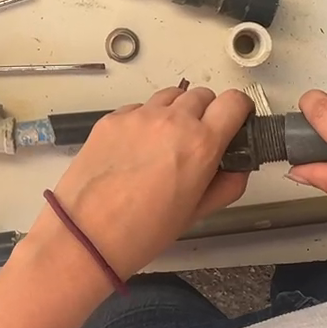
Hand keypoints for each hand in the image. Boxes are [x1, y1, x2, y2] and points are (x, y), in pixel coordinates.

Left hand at [40, 86, 253, 274]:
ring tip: (166, 142)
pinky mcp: (112, 118)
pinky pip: (139, 108)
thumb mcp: (198, 213)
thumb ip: (227, 184)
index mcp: (200, 143)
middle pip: (202, 94)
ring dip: (176, 111)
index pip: (233, 101)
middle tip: (199, 138)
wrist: (88, 233)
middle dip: (207, 112)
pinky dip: (145, 120)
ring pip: (170, 96)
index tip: (235, 120)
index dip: (238, 109)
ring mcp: (139, 115)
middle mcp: (171, 121)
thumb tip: (238, 166)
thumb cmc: (143, 231)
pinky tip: (137, 148)